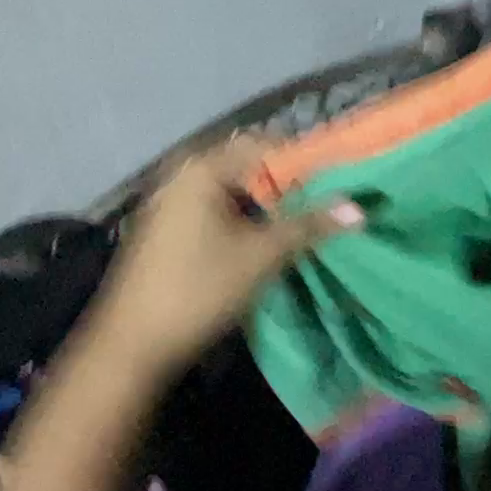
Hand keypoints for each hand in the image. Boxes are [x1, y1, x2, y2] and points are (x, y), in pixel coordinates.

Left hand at [83, 136, 362, 376]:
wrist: (131, 345)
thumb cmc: (198, 289)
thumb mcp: (261, 255)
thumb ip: (309, 226)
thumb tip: (358, 207)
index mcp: (201, 168)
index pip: (265, 145)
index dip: (303, 160)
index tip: (337, 180)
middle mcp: (183, 174)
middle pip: (248, 166)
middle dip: (287, 184)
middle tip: (324, 203)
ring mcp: (170, 201)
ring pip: (232, 190)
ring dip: (266, 204)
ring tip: (302, 223)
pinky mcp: (167, 227)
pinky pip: (215, 207)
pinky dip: (243, 217)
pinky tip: (264, 240)